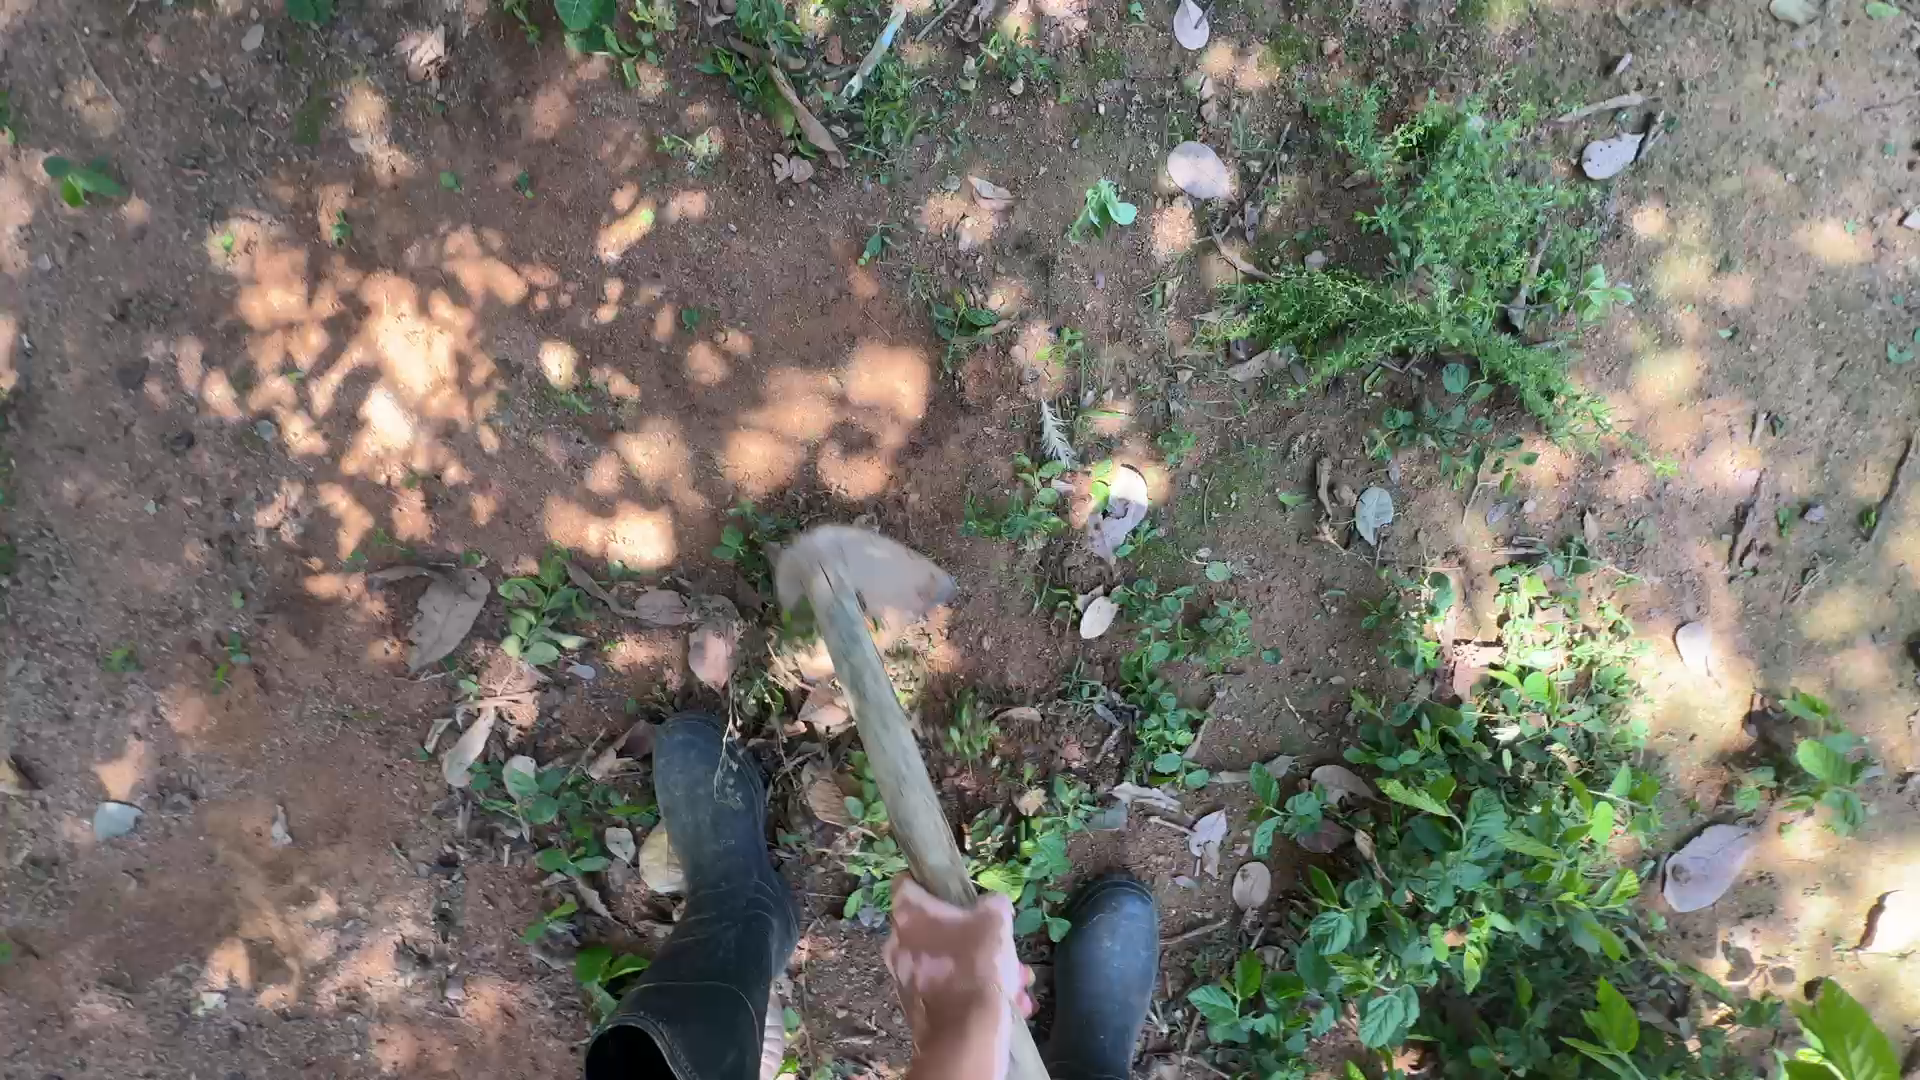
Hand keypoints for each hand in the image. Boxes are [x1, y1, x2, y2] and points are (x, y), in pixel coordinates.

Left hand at [884, 877, 1033, 1079]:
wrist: (966, 1038)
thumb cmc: (976, 966)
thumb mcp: (996, 921)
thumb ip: (994, 904)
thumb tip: (993, 904)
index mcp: (909, 913)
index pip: (906, 881)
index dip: (928, 881)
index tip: (952, 890)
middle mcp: (897, 941)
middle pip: (933, 925)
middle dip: (971, 935)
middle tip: (998, 944)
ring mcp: (903, 976)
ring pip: (945, 960)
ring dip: (978, 966)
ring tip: (1013, 980)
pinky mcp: (915, 1007)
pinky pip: (945, 987)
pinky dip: (971, 990)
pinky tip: (1006, 1002)